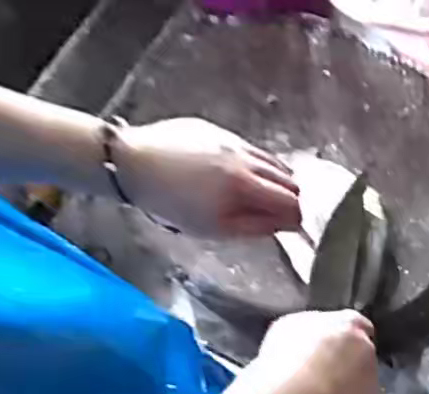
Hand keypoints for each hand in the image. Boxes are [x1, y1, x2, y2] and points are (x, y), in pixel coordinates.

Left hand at [113, 117, 301, 235]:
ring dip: (277, 180)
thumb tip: (286, 224)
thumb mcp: (218, 228)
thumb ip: (258, 226)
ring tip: (268, 194)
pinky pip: (250, 148)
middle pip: (288, 180)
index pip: (291, 203)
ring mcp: (229, 139)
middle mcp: (243, 157)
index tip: (292, 228)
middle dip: (291, 199)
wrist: (132, 163)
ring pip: (272, 160)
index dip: (297, 219)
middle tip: (282, 213)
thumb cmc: (174, 204)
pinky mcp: (214, 129)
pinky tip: (247, 174)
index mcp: (245, 185)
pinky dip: (259, 164)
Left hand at [242, 310, 379, 393]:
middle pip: (336, 328)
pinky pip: (288, 341)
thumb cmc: (341, 393)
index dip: (363, 349)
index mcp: (357, 327)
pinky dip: (291, 354)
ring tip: (310, 378)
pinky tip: (292, 376)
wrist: (295, 393)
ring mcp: (299, 321)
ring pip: (310, 333)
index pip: (365, 330)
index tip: (359, 367)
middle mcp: (328, 315)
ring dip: (312, 350)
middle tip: (335, 373)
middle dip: (336, 346)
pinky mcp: (275, 331)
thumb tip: (364, 382)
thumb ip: (370, 380)